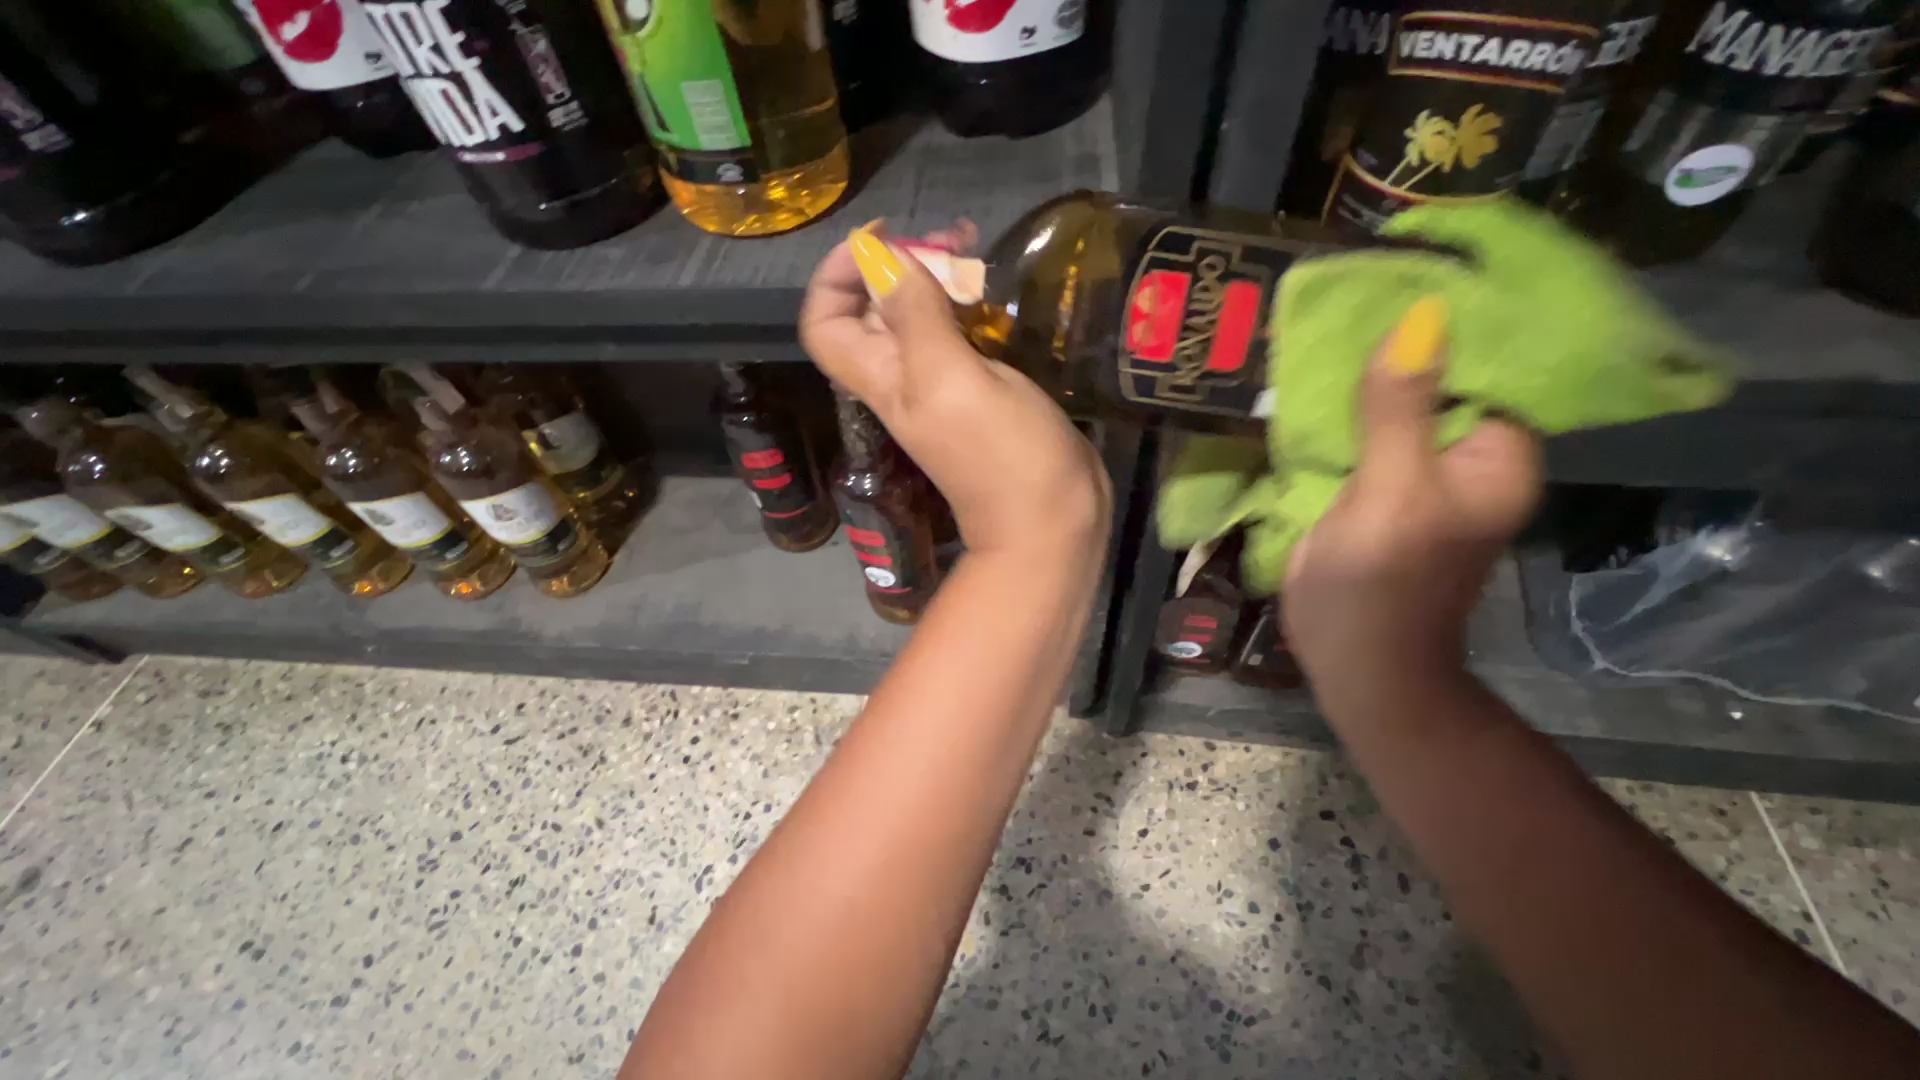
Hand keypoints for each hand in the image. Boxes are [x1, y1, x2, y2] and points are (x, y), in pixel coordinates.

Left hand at [799, 223, 1110, 558]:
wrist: (1053, 521)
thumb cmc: (1002, 455)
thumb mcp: (953, 380)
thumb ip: (916, 318)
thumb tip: (877, 257)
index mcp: (884, 378)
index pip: (826, 323)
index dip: (835, 276)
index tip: (878, 240)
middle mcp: (904, 378)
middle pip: (873, 311)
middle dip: (898, 264)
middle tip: (947, 237)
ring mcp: (944, 384)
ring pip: (920, 317)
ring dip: (936, 277)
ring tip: (973, 244)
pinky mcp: (982, 388)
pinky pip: (961, 334)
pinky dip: (970, 303)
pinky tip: (995, 286)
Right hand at [1282, 295, 1541, 687]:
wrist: (1354, 661)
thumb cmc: (1381, 583)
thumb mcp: (1390, 490)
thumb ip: (1401, 407)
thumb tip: (1423, 314)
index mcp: (1497, 454)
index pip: (1489, 363)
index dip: (1452, 319)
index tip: (1407, 267)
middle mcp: (1467, 457)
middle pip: (1439, 380)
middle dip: (1400, 342)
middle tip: (1353, 286)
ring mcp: (1419, 474)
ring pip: (1397, 405)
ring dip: (1364, 375)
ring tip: (1325, 318)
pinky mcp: (1377, 490)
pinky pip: (1365, 434)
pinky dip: (1341, 410)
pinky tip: (1310, 378)